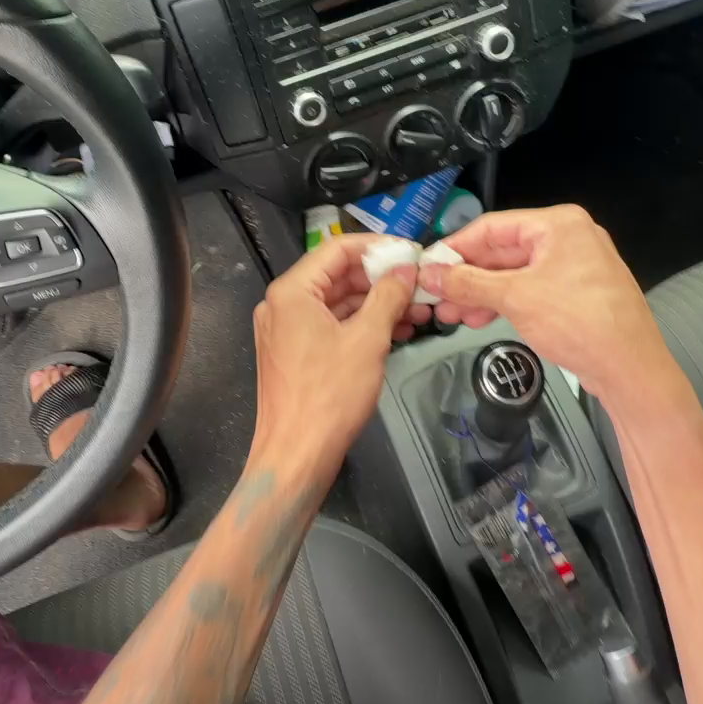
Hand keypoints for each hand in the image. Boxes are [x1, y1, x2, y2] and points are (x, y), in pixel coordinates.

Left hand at [252, 235, 427, 463]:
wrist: (296, 455)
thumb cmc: (330, 394)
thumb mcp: (368, 339)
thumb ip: (388, 296)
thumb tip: (405, 268)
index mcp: (292, 291)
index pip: (337, 249)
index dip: (377, 247)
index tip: (411, 252)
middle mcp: (282, 303)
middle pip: (337, 275)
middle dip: (381, 280)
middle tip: (420, 286)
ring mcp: (285, 329)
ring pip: (336, 302)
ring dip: (375, 304)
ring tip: (417, 312)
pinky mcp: (293, 351)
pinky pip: (329, 325)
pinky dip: (359, 324)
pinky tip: (394, 330)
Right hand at [420, 205, 666, 401]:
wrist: (631, 370)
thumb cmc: (578, 322)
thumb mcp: (515, 298)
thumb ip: (467, 283)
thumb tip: (428, 273)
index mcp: (557, 224)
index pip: (492, 227)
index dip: (456, 248)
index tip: (428, 267)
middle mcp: (567, 237)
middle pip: (502, 251)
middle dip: (466, 277)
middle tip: (436, 297)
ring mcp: (573, 266)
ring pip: (513, 273)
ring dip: (481, 293)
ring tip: (452, 315)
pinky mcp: (575, 292)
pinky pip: (529, 289)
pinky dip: (503, 302)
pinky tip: (479, 318)